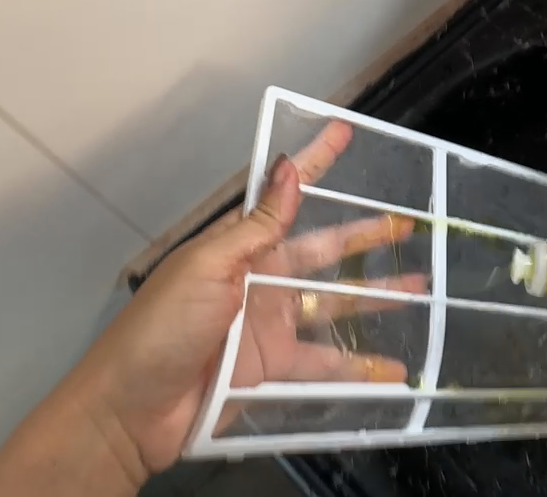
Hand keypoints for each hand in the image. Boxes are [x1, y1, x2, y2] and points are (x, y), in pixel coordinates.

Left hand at [0, 121, 422, 493]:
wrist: (124, 416)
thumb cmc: (159, 329)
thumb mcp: (207, 268)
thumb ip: (257, 226)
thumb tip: (289, 168)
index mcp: (243, 247)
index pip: (289, 195)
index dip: (316, 161)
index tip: (342, 131)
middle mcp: (264, 278)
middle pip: (326, 250)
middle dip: (366, 235)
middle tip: (408, 224)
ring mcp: (273, 323)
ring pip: (337, 302)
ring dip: (377, 296)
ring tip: (421, 287)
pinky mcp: (276, 367)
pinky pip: (327, 363)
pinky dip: (361, 367)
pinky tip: (394, 369)